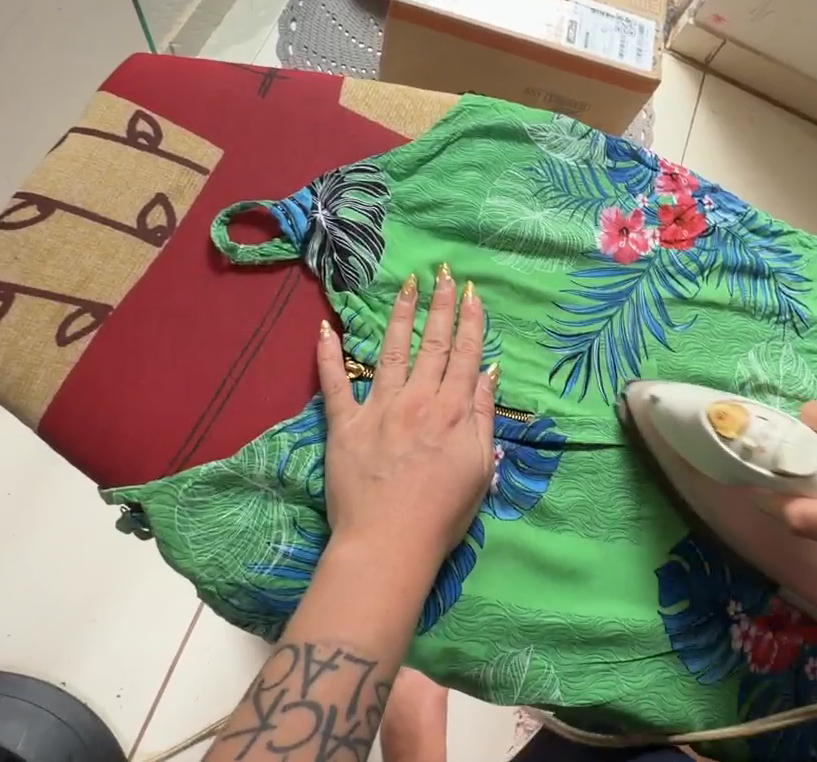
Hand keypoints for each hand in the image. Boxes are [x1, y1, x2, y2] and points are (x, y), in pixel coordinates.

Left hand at [319, 266, 495, 571]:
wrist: (389, 544)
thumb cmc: (443, 511)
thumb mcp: (480, 464)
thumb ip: (483, 414)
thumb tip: (490, 371)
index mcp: (452, 410)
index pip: (465, 353)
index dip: (470, 320)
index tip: (471, 291)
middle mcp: (418, 399)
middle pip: (433, 343)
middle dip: (440, 304)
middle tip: (444, 272)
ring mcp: (379, 408)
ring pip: (392, 351)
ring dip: (400, 314)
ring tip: (406, 284)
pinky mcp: (344, 425)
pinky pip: (334, 383)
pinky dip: (329, 355)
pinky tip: (326, 328)